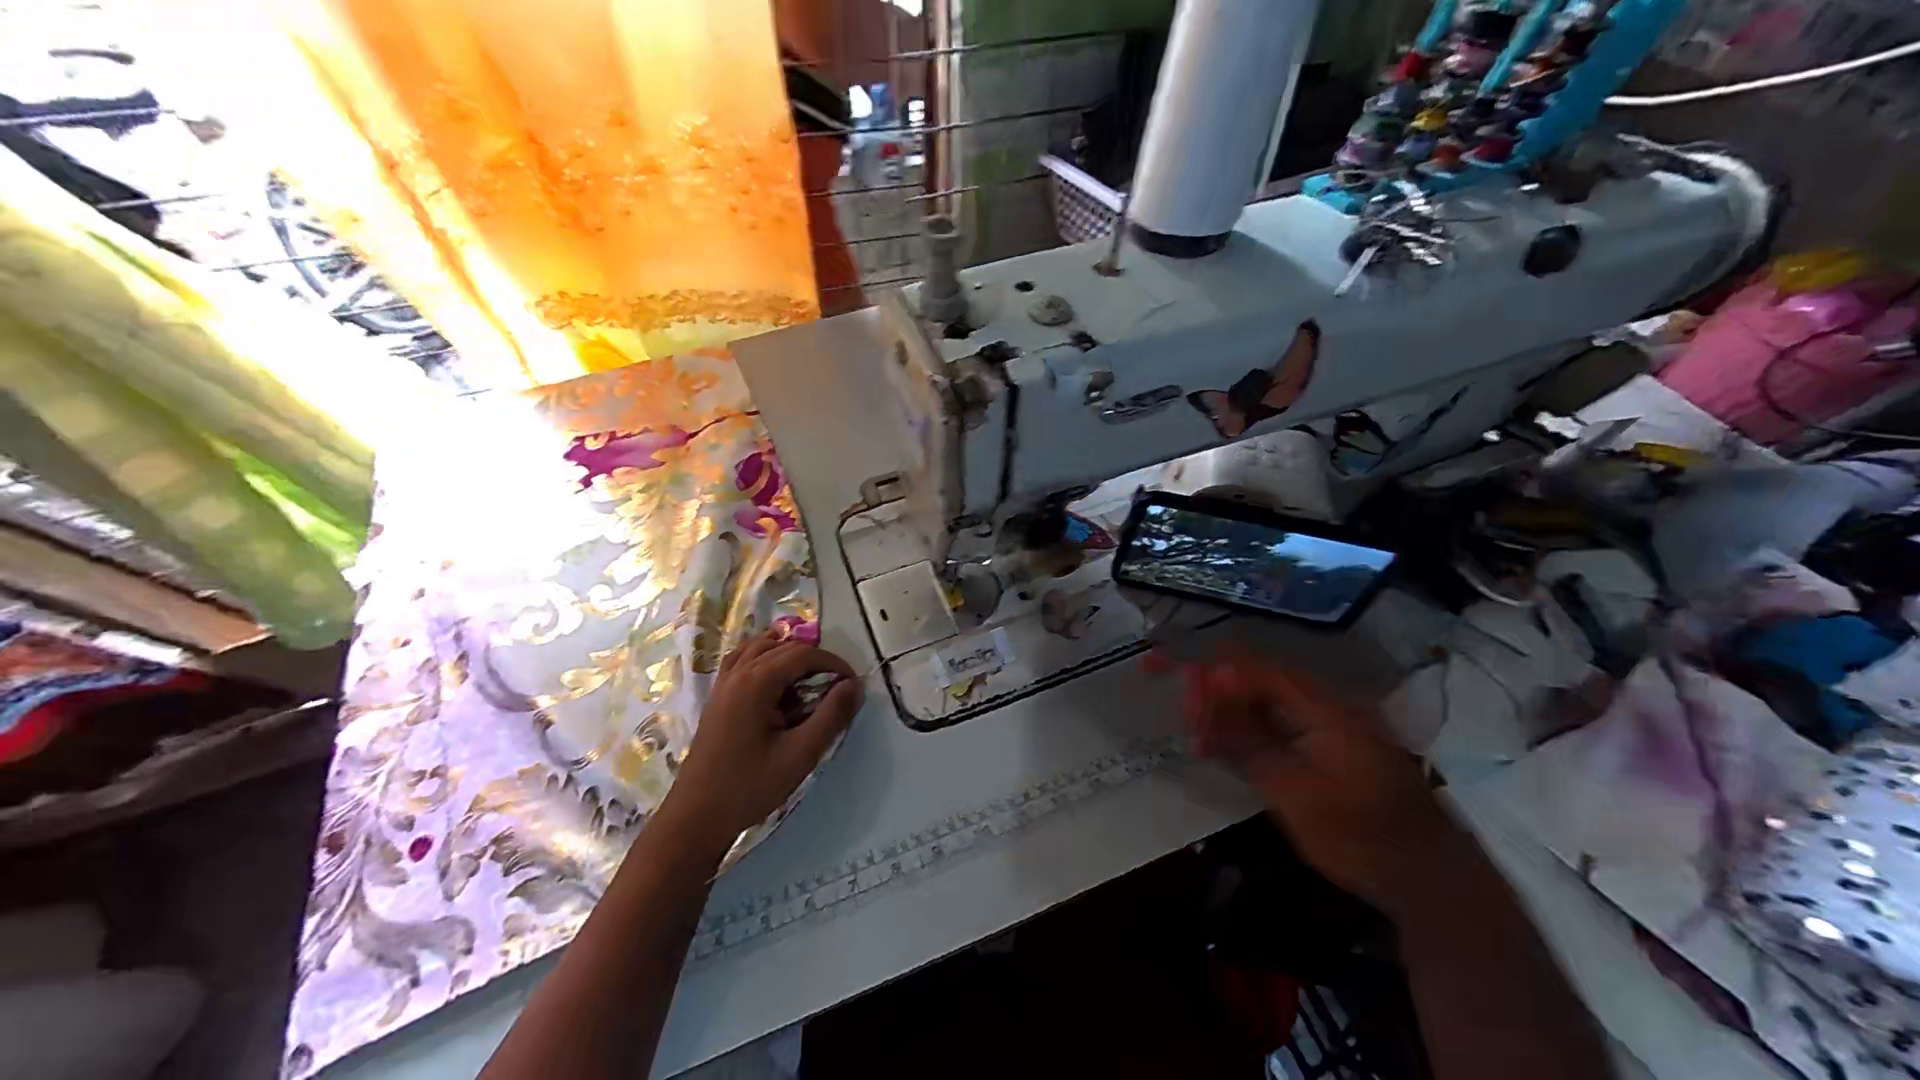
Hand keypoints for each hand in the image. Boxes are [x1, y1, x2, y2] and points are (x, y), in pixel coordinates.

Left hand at [658, 631, 863, 851]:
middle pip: (781, 647)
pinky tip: (775, 681)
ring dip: (787, 655)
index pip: (802, 654)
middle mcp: (737, 674)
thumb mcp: (800, 753)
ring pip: (759, 649)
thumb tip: (854, 684)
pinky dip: (763, 660)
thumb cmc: (750, 786)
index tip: (851, 684)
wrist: (697, 816)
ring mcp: (723, 685)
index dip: (832, 663)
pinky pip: (741, 662)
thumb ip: (831, 715)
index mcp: (756, 683)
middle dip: (813, 660)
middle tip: (835, 687)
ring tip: (809, 680)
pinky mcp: (717, 699)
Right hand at [1148, 649, 1455, 913]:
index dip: (1200, 662)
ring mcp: (1326, 724)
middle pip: (1251, 679)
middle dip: (1208, 691)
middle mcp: (1323, 703)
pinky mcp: (1324, 746)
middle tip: (1181, 719)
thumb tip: (1208, 679)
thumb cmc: (1360, 836)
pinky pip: (1274, 725)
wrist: (1430, 882)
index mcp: (1321, 704)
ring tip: (1196, 739)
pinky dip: (1244, 734)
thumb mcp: (1293, 790)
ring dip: (1223, 715)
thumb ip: (1247, 734)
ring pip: (1259, 703)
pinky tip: (1220, 749)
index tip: (1156, 667)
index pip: (1248, 665)